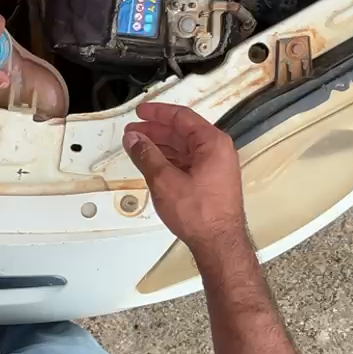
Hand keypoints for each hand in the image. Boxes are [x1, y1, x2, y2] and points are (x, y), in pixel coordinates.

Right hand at [123, 102, 250, 259]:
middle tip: (134, 131)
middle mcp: (218, 151)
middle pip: (182, 131)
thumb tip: (134, 139)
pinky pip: (187, 161)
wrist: (218, 242)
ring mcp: (216, 166)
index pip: (181, 117)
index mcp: (212, 143)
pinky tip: (154, 163)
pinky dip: (169, 159)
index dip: (157, 113)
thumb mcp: (164, 180)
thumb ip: (146, 155)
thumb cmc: (202, 214)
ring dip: (160, 145)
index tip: (141, 111)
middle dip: (155, 130)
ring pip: (184, 147)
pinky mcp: (211, 181)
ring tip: (138, 147)